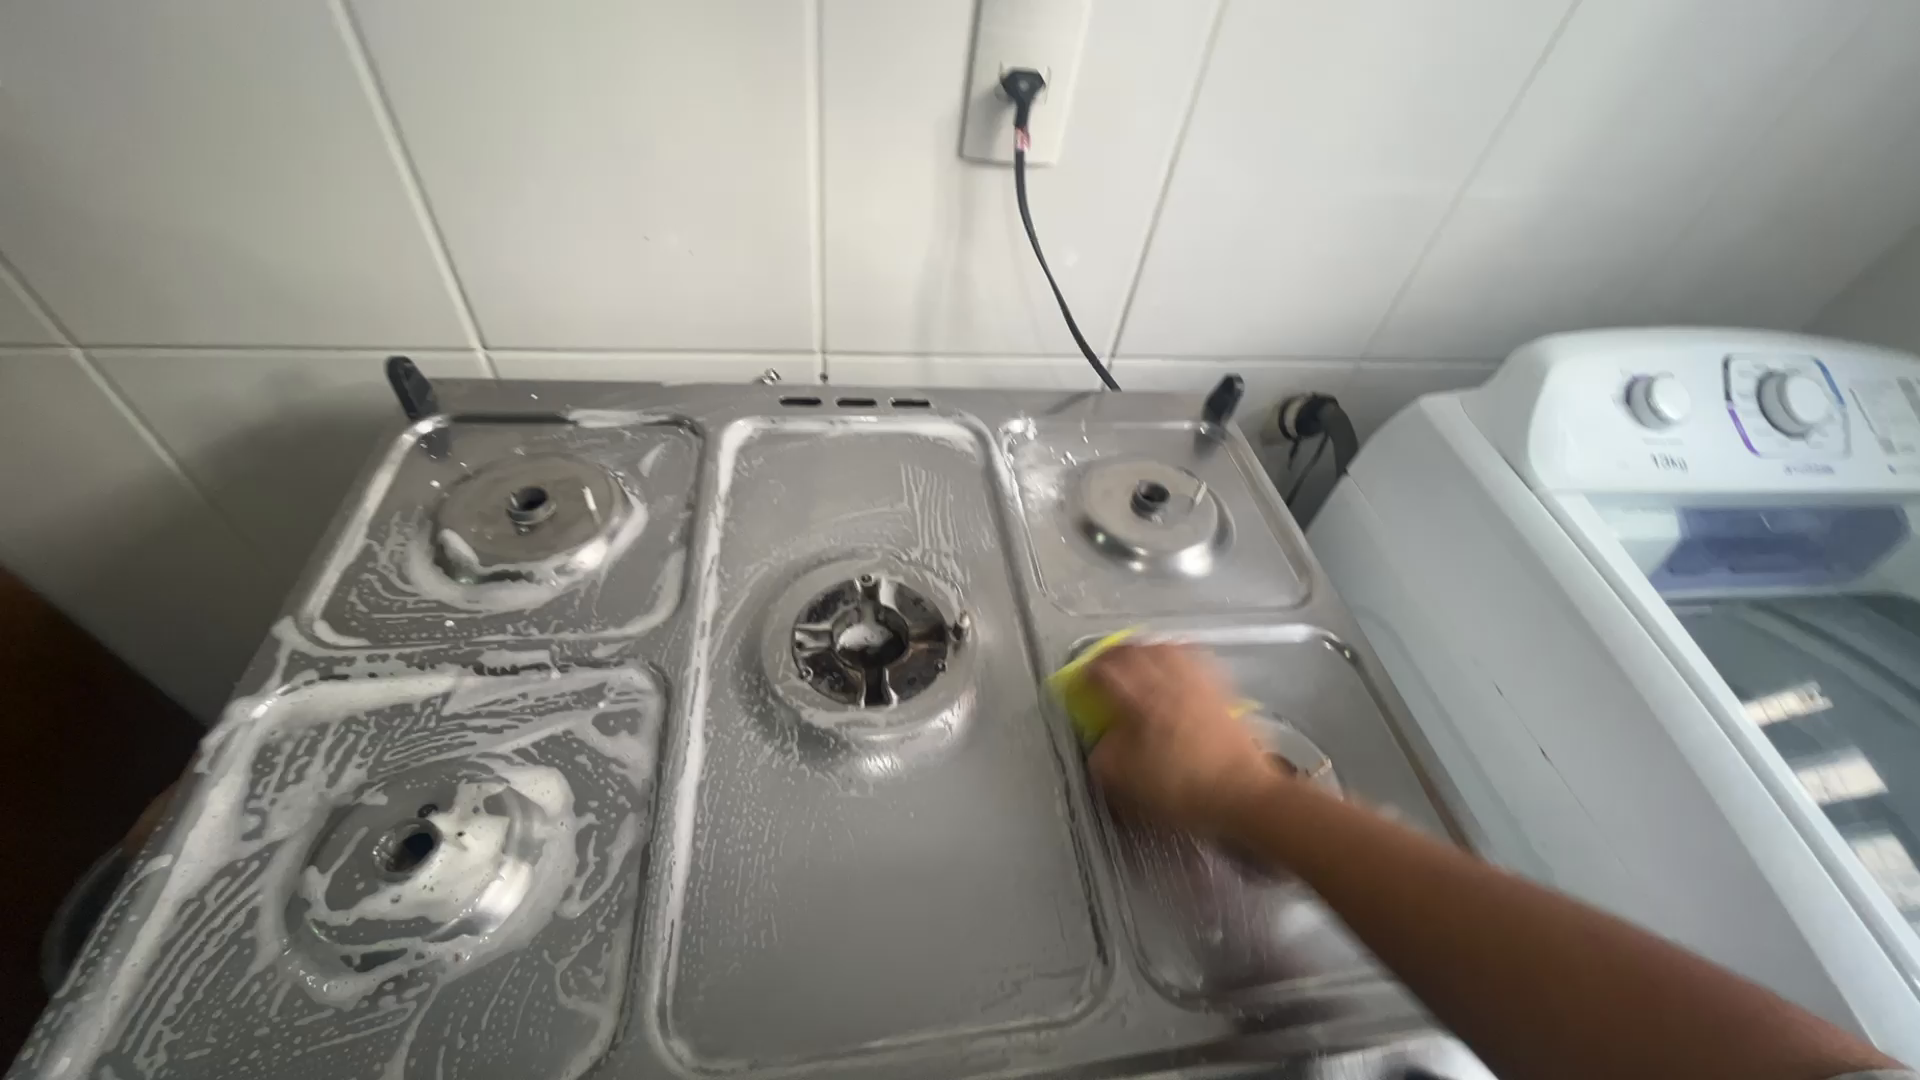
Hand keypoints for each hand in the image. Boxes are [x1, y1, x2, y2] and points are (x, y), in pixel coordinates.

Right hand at [1084, 644, 1286, 835]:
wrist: (1242, 792)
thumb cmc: (1180, 787)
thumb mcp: (1126, 778)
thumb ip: (1104, 754)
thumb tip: (1101, 741)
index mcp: (1139, 698)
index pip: (1105, 671)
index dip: (1087, 673)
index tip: (1080, 682)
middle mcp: (1167, 680)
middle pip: (1135, 650)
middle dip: (1113, 654)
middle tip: (1103, 665)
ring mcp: (1196, 680)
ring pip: (1165, 647)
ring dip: (1145, 649)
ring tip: (1137, 658)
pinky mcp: (1219, 688)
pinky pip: (1193, 657)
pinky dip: (1177, 654)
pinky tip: (1175, 664)